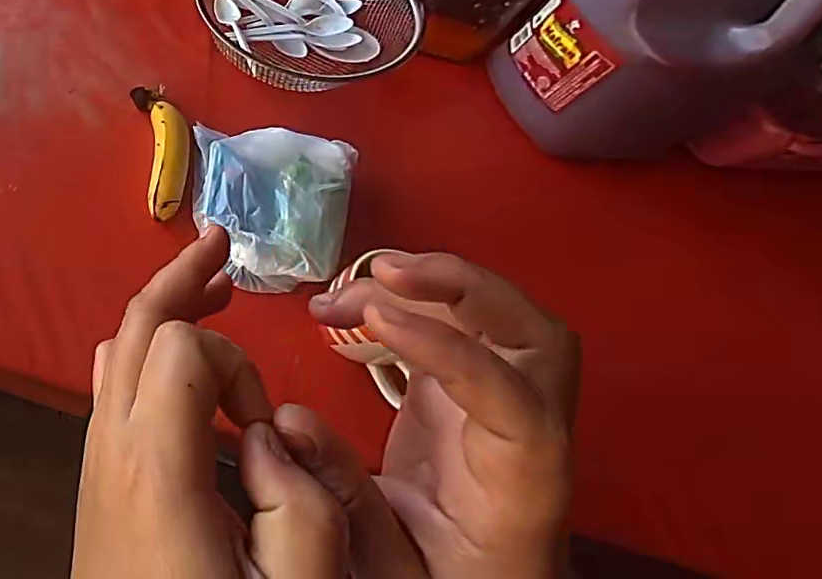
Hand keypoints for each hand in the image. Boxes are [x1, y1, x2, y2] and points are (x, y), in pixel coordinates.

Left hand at [74, 225, 345, 578]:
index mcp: (152, 462)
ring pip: (122, 345)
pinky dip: (147, 345)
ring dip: (167, 307)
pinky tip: (169, 347)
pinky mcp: (98, 475)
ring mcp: (96, 456)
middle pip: (140, 321)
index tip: (263, 424)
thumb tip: (265, 439)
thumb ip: (299, 502)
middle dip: (183, 275)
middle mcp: (110, 442)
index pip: (183, 345)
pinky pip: (111, 380)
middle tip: (219, 242)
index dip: (236, 362)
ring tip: (209, 286)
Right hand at [307, 253, 578, 578]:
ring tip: (350, 289)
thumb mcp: (387, 564)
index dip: (447, 347)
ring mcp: (505, 397)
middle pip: (533, 336)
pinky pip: (457, 317)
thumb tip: (289, 421)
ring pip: (498, 312)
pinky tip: (353, 304)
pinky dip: (408, 296)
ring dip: (428, 280)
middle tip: (385, 272)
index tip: (375, 317)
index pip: (513, 402)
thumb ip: (341, 496)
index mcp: (520, 488)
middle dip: (461, 285)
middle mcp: (528, 432)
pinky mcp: (472, 379)